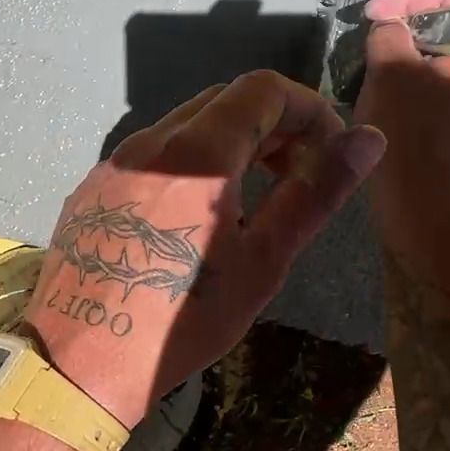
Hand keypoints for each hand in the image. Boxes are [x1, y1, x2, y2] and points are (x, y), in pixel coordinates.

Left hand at [22, 72, 385, 427]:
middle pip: (219, 103)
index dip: (308, 109)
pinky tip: (185, 221)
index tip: (327, 152)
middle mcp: (145, 144)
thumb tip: (369, 139)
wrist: (80, 361)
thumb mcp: (263, 260)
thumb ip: (315, 192)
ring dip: (224, 146)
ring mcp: (108, 167)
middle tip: (292, 176)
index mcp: (195, 151)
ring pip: (178, 130)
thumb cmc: (183, 319)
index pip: (262, 88)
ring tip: (244, 201)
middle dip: (269, 126)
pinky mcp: (86, 193)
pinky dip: (180, 168)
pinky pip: (143, 160)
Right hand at [356, 0, 449, 193]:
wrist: (418, 196)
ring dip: (418, 55)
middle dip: (416, 25)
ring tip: (382, 64)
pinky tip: (396, 94)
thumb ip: (388, 36)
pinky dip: (424, 80)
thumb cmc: (407, 129)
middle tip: (379, 35)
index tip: (375, 13)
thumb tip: (389, 28)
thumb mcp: (388, 72)